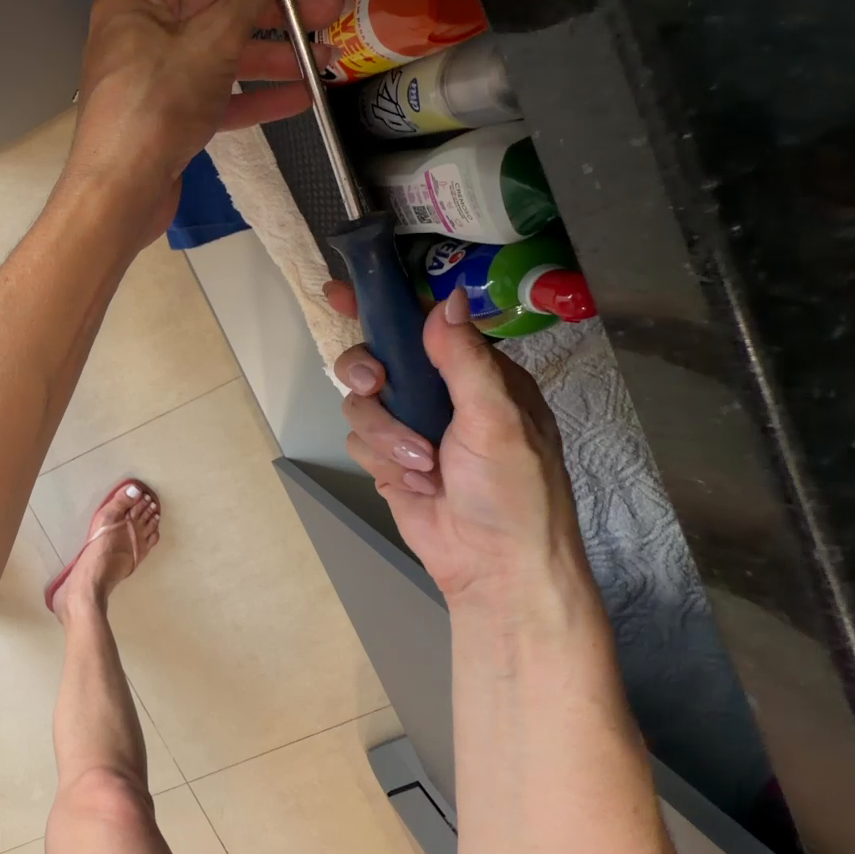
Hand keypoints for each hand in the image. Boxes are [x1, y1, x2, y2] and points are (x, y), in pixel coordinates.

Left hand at [57, 0, 342, 241]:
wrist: (118, 197)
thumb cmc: (151, 112)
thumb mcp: (215, 36)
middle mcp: (139, 34)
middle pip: (217, 3)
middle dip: (275, 8)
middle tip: (325, 13)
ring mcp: (151, 78)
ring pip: (219, 52)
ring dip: (271, 55)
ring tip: (319, 62)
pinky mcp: (163, 118)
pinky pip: (213, 96)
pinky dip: (250, 95)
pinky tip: (293, 98)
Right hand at [324, 281, 587, 604]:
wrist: (492, 564)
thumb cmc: (514, 491)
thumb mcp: (498, 421)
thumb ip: (466, 362)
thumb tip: (445, 300)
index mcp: (476, 375)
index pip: (423, 324)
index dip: (382, 305)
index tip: (340, 290)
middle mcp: (437, 394)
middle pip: (374, 358)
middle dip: (367, 374)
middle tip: (376, 387)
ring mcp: (408, 426)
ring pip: (359, 403)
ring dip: (385, 433)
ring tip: (420, 462)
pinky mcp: (386, 458)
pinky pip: (357, 439)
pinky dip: (380, 458)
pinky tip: (413, 480)